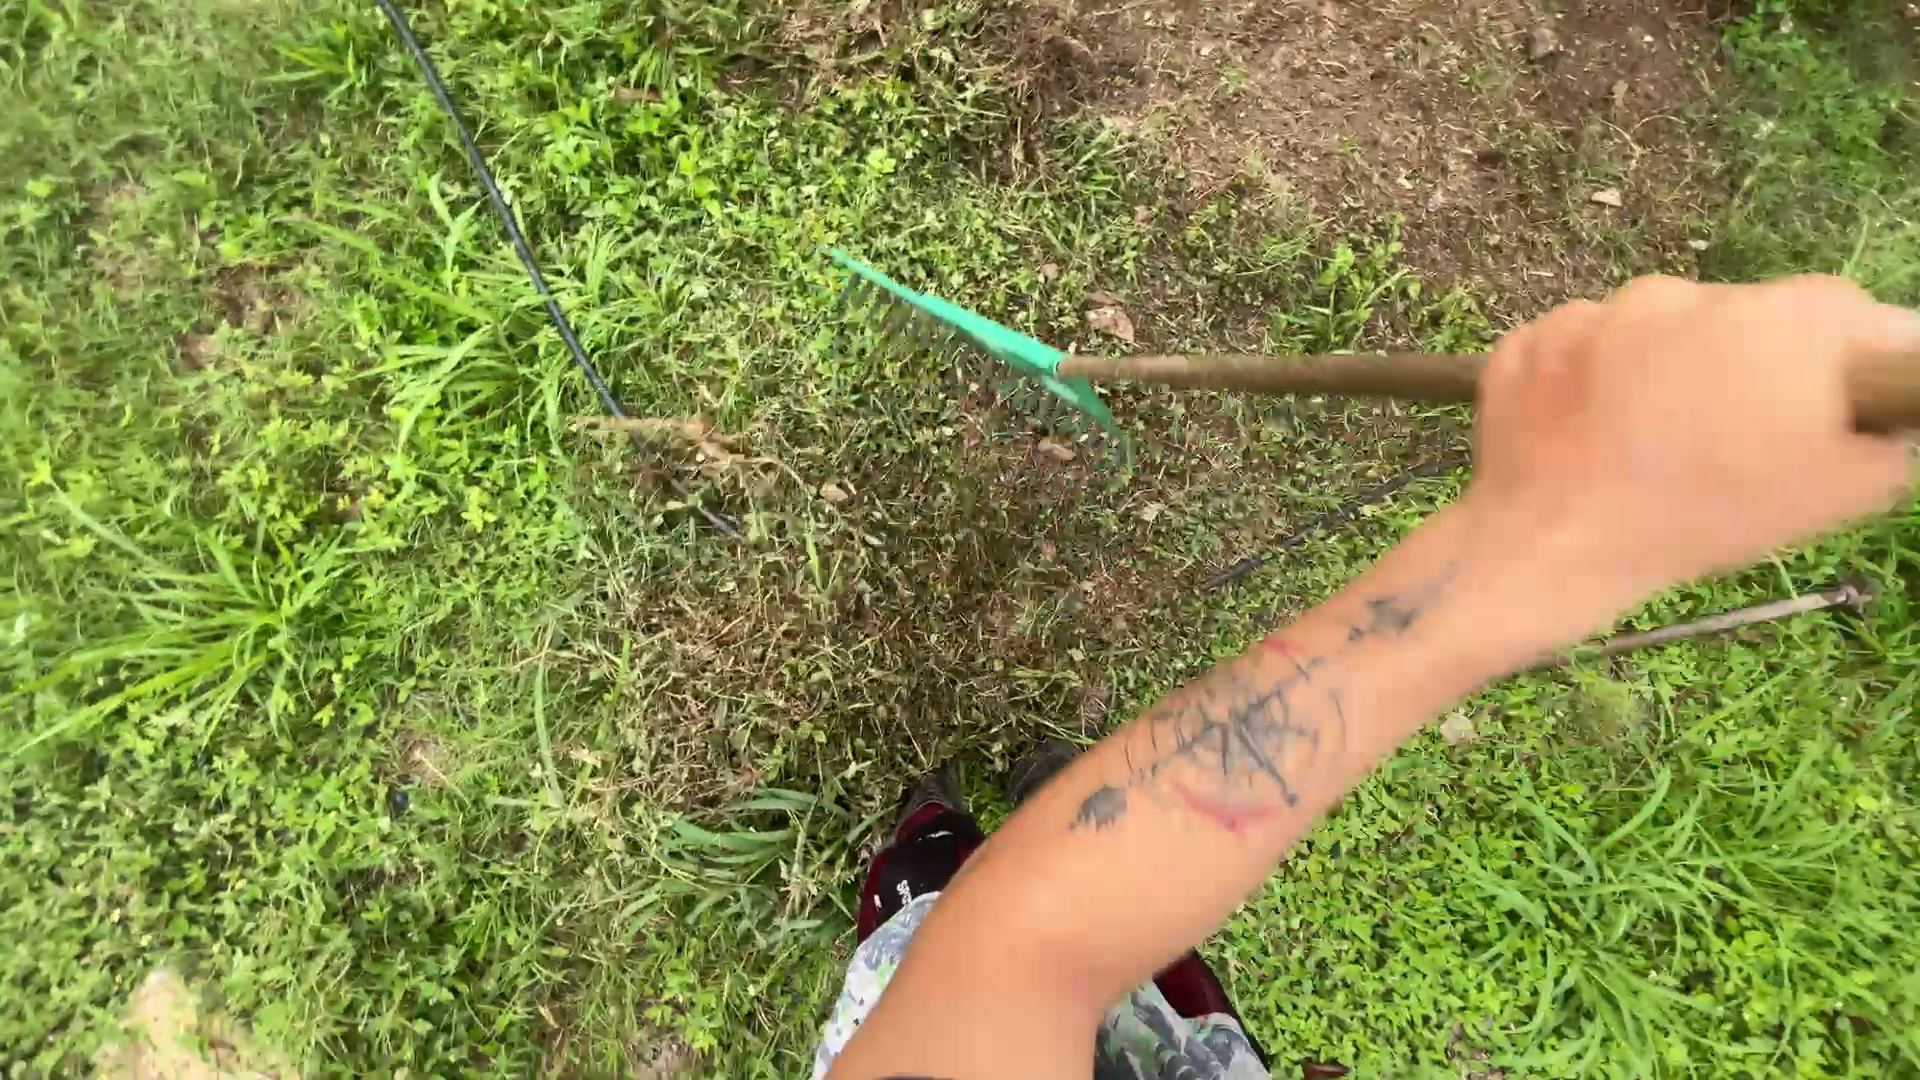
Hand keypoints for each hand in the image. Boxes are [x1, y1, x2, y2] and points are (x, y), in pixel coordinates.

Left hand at [1467, 274, 1915, 636]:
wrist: (1550, 543)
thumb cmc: (1699, 518)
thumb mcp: (1848, 483)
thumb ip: (1892, 422)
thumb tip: (1886, 401)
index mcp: (1776, 317)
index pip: (1837, 313)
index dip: (1830, 360)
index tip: (1810, 400)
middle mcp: (1673, 297)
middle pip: (1727, 315)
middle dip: (1728, 359)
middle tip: (1705, 426)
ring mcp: (1581, 319)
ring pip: (1639, 328)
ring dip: (1645, 363)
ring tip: (1630, 431)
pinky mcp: (1519, 344)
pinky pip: (1568, 348)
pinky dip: (1575, 376)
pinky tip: (1574, 425)